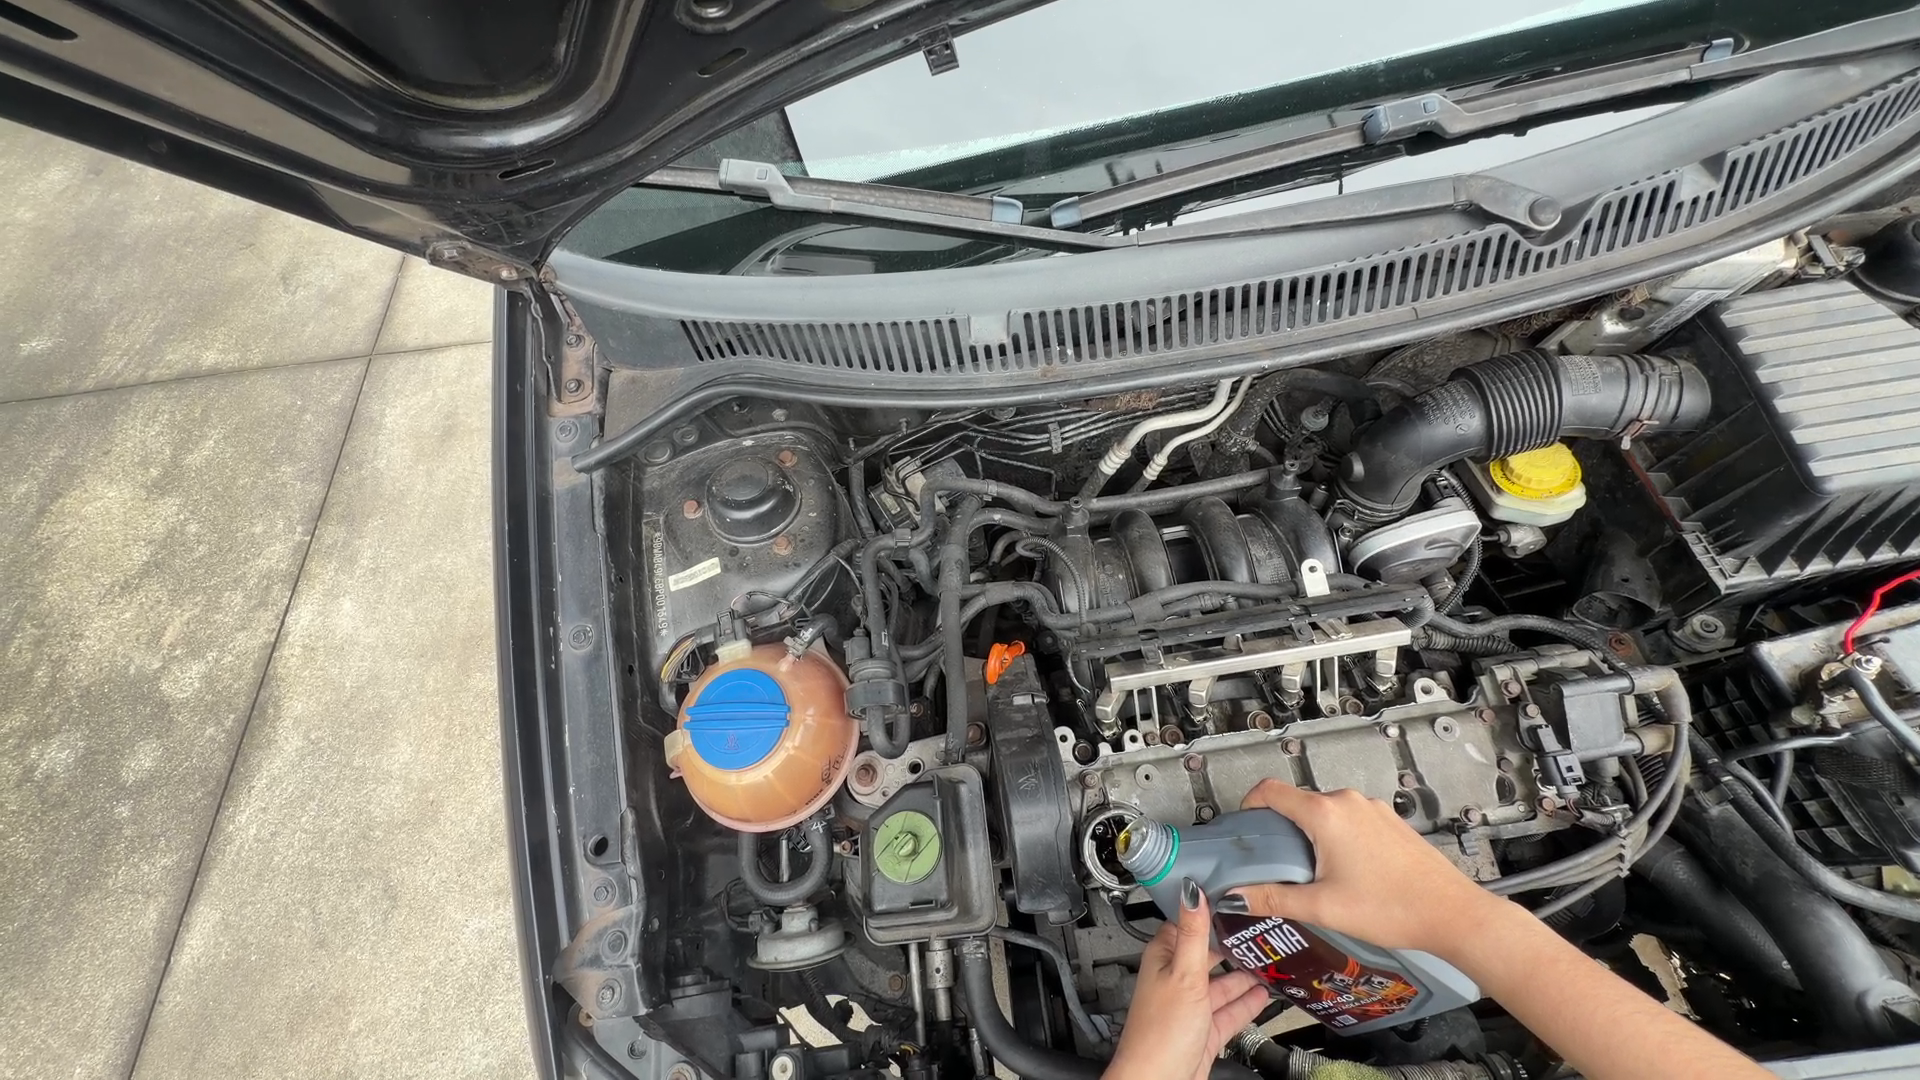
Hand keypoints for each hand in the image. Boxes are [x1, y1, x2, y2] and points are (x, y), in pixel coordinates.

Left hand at [1105, 880, 1269, 1079]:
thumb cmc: (1160, 1032)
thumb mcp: (1184, 975)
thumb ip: (1193, 934)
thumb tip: (1192, 890)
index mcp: (1164, 958)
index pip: (1186, 925)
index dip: (1206, 915)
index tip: (1229, 903)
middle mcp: (1175, 978)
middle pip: (1206, 955)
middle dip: (1229, 946)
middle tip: (1258, 935)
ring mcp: (1190, 1006)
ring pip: (1220, 984)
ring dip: (1242, 975)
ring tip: (1267, 962)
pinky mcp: (1203, 1032)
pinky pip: (1228, 1012)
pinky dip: (1246, 1004)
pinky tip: (1262, 996)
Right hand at [1233, 779, 1509, 956]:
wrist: (1456, 916)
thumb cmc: (1392, 909)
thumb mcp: (1323, 907)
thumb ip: (1273, 897)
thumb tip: (1234, 897)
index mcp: (1324, 814)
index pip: (1269, 790)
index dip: (1250, 804)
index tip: (1247, 827)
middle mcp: (1346, 801)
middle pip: (1297, 801)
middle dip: (1283, 827)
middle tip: (1280, 861)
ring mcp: (1371, 808)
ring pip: (1325, 810)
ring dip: (1313, 833)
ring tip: (1317, 871)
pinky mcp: (1389, 819)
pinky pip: (1349, 817)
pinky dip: (1339, 835)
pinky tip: (1350, 870)